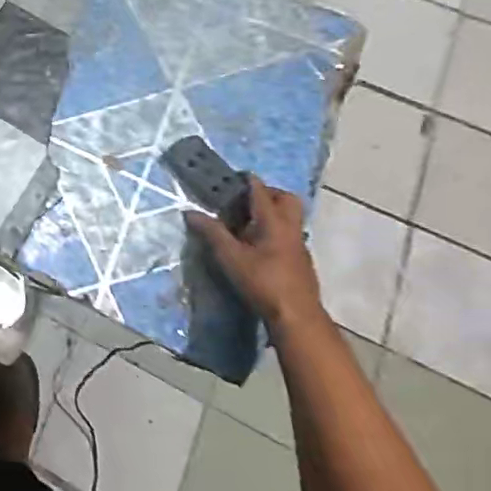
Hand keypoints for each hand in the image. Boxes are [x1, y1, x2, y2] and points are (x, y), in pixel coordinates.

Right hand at [183, 177, 323, 335]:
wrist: (296, 316)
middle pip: (286, 199)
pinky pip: (288, 233)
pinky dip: (274, 229)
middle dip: (268, 193)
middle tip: (245, 199)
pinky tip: (257, 244)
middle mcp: (290, 229)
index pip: (261, 192)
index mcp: (274, 223)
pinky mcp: (300, 260)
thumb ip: (212, 232)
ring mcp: (299, 245)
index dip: (248, 181)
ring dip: (271, 212)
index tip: (235, 174)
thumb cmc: (262, 281)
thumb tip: (190, 212)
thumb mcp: (230, 257)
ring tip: (246, 221)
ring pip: (290, 217)